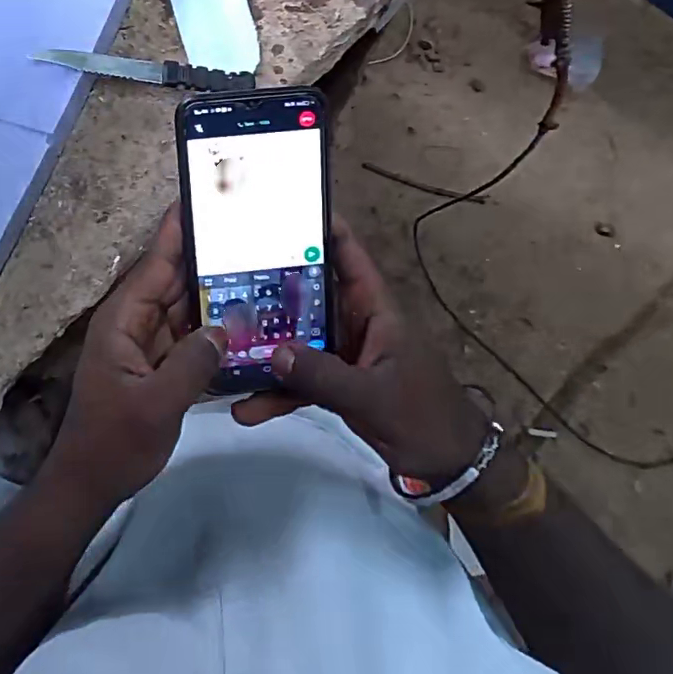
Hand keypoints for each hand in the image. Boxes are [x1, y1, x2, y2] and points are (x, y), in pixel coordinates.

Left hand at [38, 206, 223, 510]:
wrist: (90, 485)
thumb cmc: (114, 443)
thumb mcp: (156, 405)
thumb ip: (193, 364)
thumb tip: (225, 329)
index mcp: (124, 321)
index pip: (155, 265)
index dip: (177, 231)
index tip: (201, 199)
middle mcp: (136, 323)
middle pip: (175, 280)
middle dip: (207, 256)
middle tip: (247, 232)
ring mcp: (149, 344)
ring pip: (186, 306)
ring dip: (216, 291)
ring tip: (256, 267)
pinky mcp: (162, 364)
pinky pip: (192, 335)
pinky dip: (215, 326)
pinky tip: (246, 318)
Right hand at [232, 214, 489, 483]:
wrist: (447, 463)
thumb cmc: (422, 415)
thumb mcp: (372, 395)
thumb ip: (324, 375)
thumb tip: (274, 352)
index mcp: (375, 308)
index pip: (349, 255)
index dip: (322, 228)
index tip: (282, 210)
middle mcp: (355, 322)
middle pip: (310, 293)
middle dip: (273, 286)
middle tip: (227, 273)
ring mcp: (343, 352)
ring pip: (299, 338)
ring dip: (267, 346)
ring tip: (225, 348)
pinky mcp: (336, 382)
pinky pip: (301, 377)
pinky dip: (277, 391)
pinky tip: (247, 408)